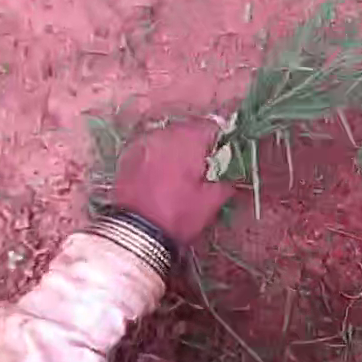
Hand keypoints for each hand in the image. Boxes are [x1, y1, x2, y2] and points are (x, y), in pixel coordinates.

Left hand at [110, 121, 235, 247]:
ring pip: (166, 137)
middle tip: (204, 165)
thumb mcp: (211, 202)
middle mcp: (163, 135)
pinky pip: (149, 148)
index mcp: (187, 141)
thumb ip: (227, 183)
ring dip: (176, 148)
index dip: (221, 141)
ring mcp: (142, 144)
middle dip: (197, 143)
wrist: (135, 233)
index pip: (211, 127)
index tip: (225, 156)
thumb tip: (234, 177)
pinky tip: (162, 174)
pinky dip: (158, 156)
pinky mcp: (127, 156)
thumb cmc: (178, 215)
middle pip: (187, 129)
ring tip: (182, 170)